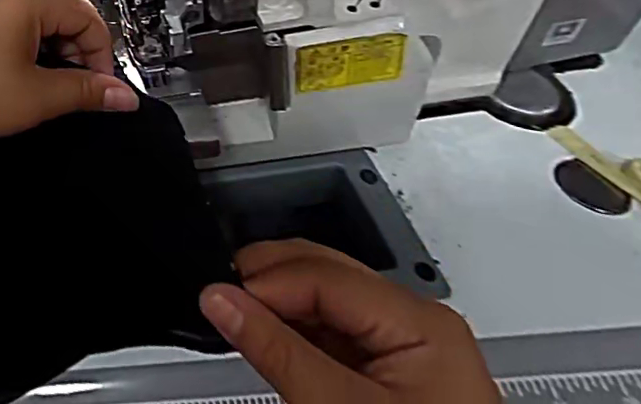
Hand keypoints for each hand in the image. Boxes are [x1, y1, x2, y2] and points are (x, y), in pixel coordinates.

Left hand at [0, 0, 136, 158]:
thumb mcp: (34, 98)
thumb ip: (85, 92)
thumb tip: (126, 97)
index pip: (86, 15)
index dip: (102, 54)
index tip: (101, 92)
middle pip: (59, 12)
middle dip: (75, 52)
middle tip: (71, 94)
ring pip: (31, 18)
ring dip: (48, 50)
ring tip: (40, 90)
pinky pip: (4, 21)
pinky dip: (20, 46)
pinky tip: (9, 78)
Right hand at [199, 240, 497, 403]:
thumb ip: (277, 351)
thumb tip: (220, 298)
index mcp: (421, 324)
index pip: (320, 274)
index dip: (263, 282)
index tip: (219, 297)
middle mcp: (416, 322)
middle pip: (320, 272)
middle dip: (266, 284)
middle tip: (221, 301)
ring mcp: (404, 345)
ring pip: (319, 295)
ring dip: (275, 307)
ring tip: (241, 324)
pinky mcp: (389, 368)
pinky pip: (328, 327)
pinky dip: (293, 331)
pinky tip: (270, 343)